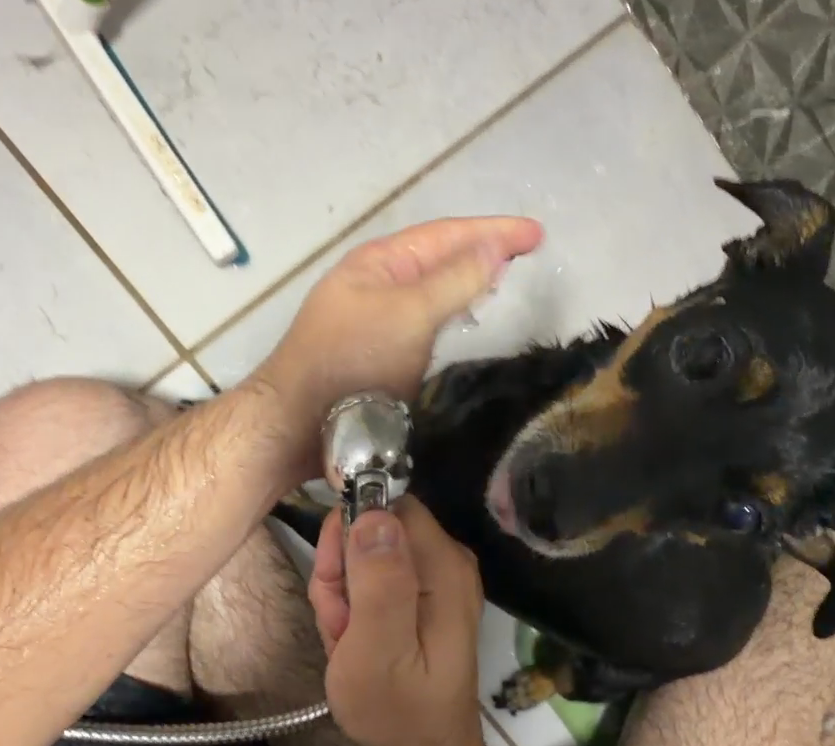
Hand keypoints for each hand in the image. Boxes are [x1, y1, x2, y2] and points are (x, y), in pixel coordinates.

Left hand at [252, 217, 544, 424]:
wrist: (296, 424)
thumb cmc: (352, 361)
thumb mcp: (409, 315)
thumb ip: (454, 281)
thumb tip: (495, 248)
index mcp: (379, 262)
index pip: (446, 234)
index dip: (493, 231)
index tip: (537, 235)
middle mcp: (374, 285)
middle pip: (437, 260)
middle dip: (480, 253)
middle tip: (525, 258)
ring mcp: (371, 322)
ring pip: (428, 294)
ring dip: (464, 286)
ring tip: (502, 285)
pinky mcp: (372, 357)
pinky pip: (420, 326)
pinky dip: (446, 318)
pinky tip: (460, 326)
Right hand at [307, 498, 486, 745]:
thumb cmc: (397, 709)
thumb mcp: (378, 651)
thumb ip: (378, 582)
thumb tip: (374, 514)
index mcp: (443, 566)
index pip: (387, 507)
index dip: (351, 536)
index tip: (336, 583)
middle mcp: (445, 562)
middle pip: (371, 531)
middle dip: (341, 575)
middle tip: (341, 625)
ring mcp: (433, 580)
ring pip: (362, 557)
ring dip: (340, 598)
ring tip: (348, 642)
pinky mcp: (419, 596)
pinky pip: (369, 581)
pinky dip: (351, 611)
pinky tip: (354, 644)